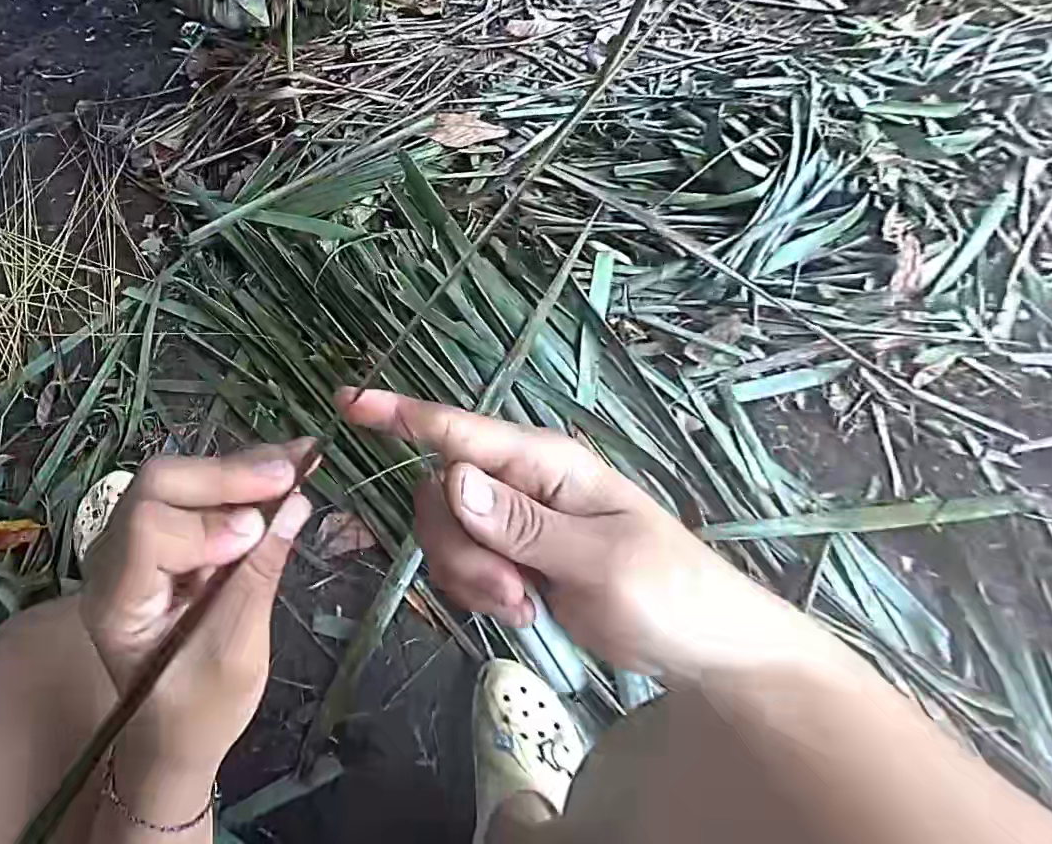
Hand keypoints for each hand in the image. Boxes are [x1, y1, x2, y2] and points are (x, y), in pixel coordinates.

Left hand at [79, 440, 314, 783]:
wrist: (175, 728)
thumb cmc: (199, 711)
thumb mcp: (235, 655)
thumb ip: (258, 576)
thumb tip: (295, 504)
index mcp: (116, 600)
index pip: (147, 530)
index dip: (204, 523)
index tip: (257, 531)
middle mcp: (112, 555)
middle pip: (158, 484)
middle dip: (227, 476)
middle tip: (289, 472)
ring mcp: (131, 535)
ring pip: (179, 475)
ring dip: (240, 468)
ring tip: (297, 459)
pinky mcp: (160, 526)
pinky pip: (195, 486)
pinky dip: (241, 477)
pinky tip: (281, 467)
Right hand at [339, 389, 845, 684]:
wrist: (704, 650)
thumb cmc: (671, 594)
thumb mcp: (603, 564)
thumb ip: (521, 523)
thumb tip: (449, 478)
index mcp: (543, 461)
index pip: (458, 429)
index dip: (399, 413)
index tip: (347, 401)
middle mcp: (516, 479)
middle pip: (438, 494)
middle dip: (458, 548)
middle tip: (511, 593)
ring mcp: (508, 515)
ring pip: (442, 532)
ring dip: (470, 576)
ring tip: (525, 605)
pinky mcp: (504, 549)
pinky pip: (456, 560)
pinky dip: (475, 590)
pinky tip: (523, 609)